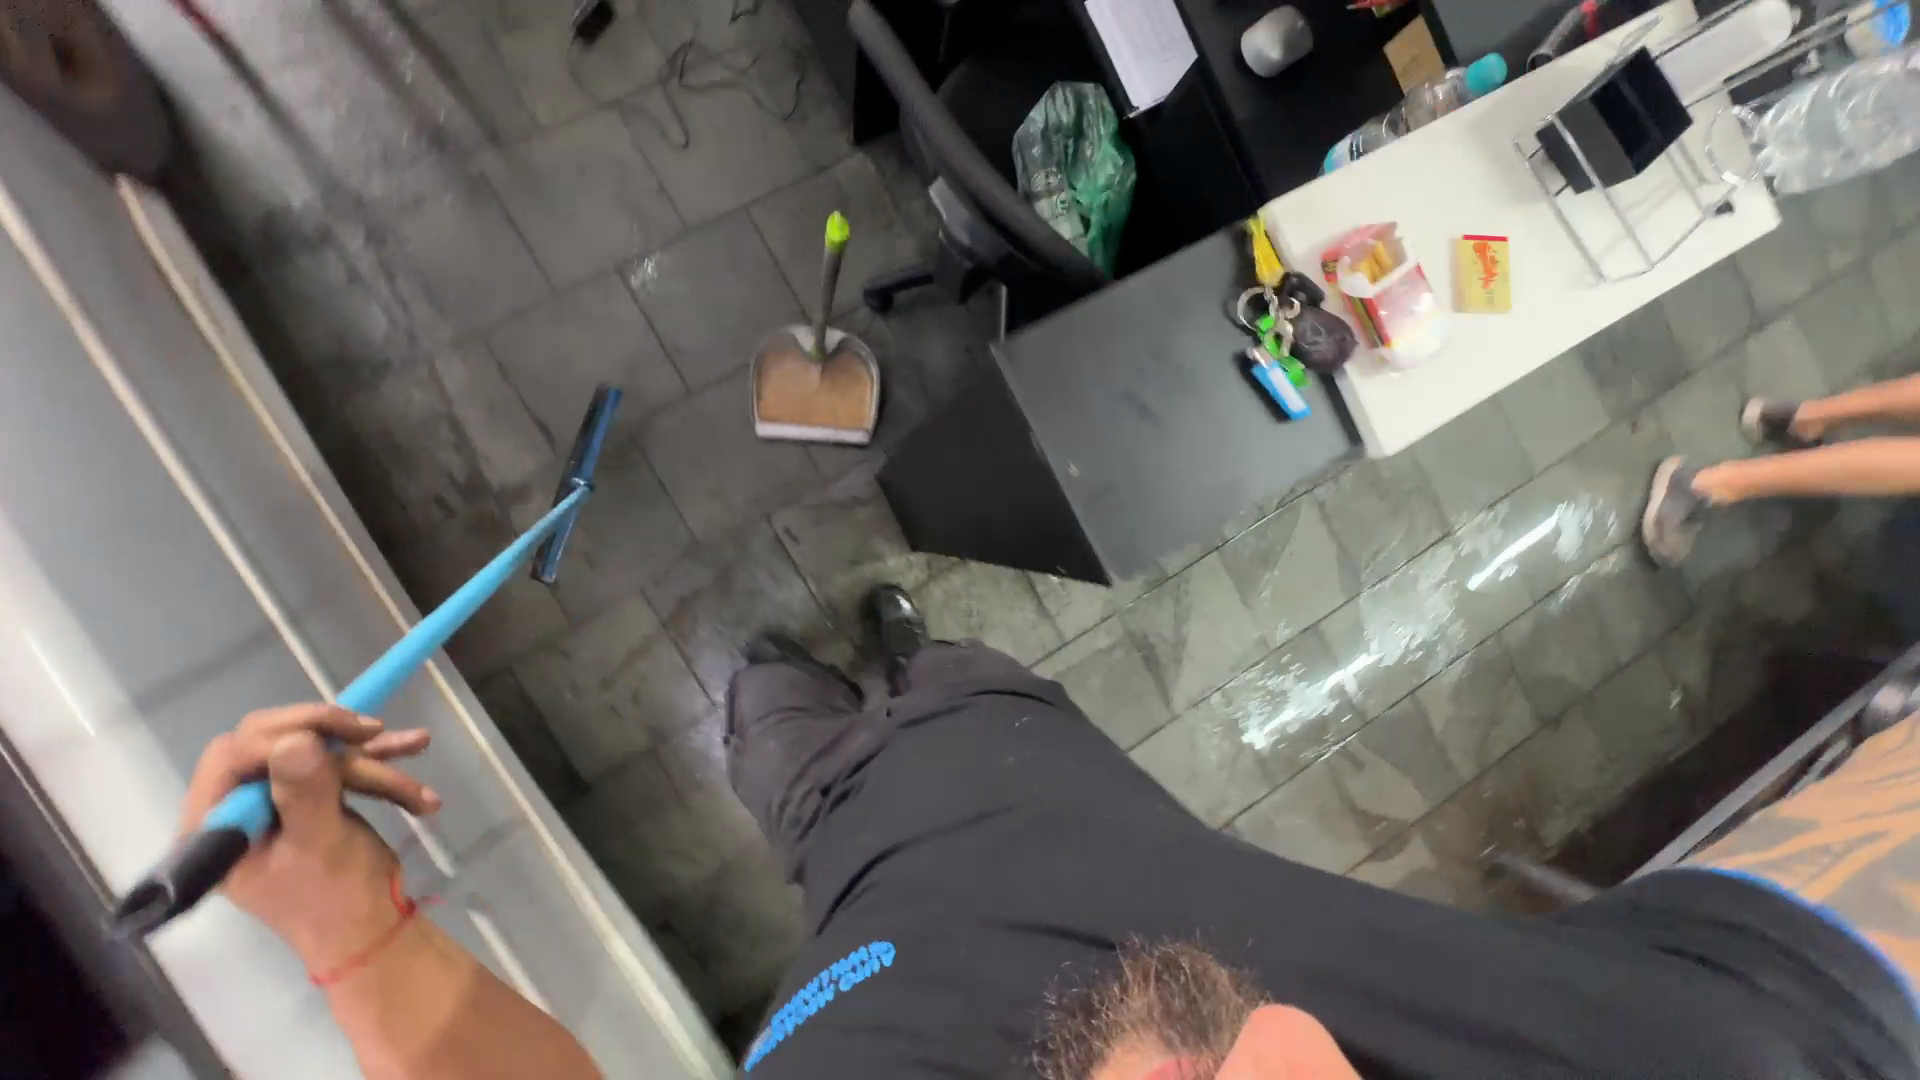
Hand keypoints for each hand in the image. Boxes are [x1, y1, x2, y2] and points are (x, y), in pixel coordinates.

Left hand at [179, 704, 439, 970]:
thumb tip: (295, 740)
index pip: (234, 755)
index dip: (285, 733)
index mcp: (217, 825)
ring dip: (373, 756)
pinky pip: (343, 770)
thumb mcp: (320, 844)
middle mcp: (239, 810)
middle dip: (332, 735)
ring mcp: (278, 805)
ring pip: (319, 755)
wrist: (370, 930)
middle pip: (275, 745)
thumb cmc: (335, 898)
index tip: (345, 730)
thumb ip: (304, 793)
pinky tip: (415, 767)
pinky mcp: (313, 804)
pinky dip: (383, 768)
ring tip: (419, 745)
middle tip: (375, 730)